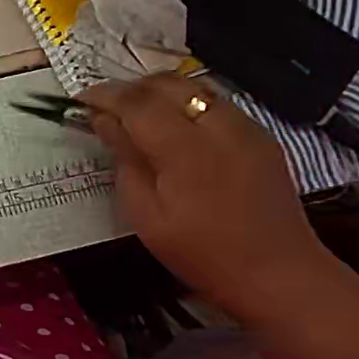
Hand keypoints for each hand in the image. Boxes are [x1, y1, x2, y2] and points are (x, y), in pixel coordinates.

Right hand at [80, 73, 329, 308]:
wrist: (278, 275)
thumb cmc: (201, 252)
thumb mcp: (146, 215)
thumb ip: (124, 160)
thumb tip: (105, 122)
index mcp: (185, 149)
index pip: (137, 102)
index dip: (105, 95)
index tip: (81, 100)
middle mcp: (218, 126)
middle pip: (166, 83)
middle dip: (131, 88)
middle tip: (106, 108)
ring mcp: (245, 126)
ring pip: (193, 85)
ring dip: (159, 91)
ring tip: (137, 114)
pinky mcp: (260, 134)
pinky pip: (215, 101)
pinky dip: (186, 102)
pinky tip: (174, 127)